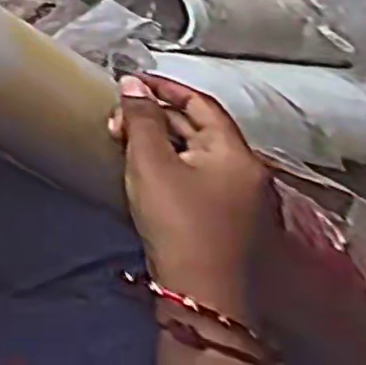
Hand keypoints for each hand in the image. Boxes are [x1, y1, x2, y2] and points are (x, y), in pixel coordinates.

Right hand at [109, 73, 270, 317]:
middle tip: (117, 113)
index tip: (131, 78)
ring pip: (196, 148)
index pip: (202, 104)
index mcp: (237, 154)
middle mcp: (248, 171)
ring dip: (159, 135)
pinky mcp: (228, 214)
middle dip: (155, 113)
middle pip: (199, 126)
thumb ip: (140, 116)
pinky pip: (197, 169)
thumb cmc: (176, 215)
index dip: (165, 86)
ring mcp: (242, 196)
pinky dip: (169, 156)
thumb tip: (133, 83)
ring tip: (124, 137)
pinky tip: (144, 162)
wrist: (200, 286)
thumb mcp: (149, 159)